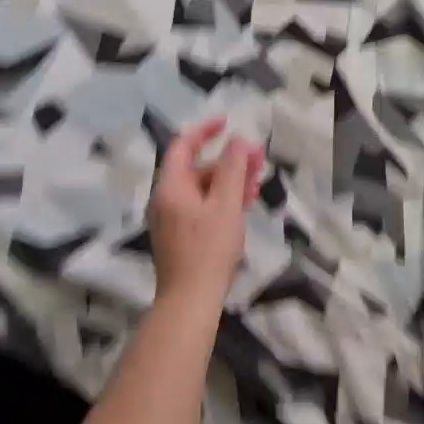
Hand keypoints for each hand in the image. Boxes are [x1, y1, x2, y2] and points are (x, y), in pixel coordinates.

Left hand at [149, 118, 265, 309]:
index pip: (183, 146)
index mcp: (171, 187)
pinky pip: (201, 207)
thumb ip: (233, 168)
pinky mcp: (180, 237)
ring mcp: (171, 220)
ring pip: (202, 189)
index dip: (205, 131)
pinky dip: (221, 201)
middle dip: (228, 161)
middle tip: (258, 161)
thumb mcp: (226, 204)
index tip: (228, 122)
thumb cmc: (209, 249)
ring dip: (229, 182)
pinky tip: (243, 207)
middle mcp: (165, 200)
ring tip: (257, 186)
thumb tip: (238, 141)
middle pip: (196, 168)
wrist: (190, 301)